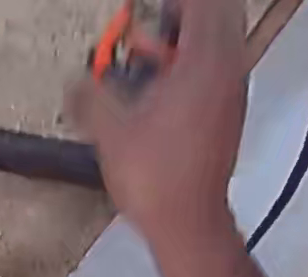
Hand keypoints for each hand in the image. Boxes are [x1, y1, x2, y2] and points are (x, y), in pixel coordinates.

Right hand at [73, 0, 248, 242]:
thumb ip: (90, 100)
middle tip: (150, 29)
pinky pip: (217, 70)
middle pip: (218, 12)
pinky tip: (163, 93)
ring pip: (219, 42)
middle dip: (183, 15)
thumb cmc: (153, 177)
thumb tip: (73, 84)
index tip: (141, 11)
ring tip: (153, 60)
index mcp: (205, 58)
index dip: (170, 3)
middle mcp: (229, 66)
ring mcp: (233, 91)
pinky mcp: (229, 116)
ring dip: (188, 40)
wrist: (186, 223)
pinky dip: (194, 66)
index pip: (199, 1)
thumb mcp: (111, 135)